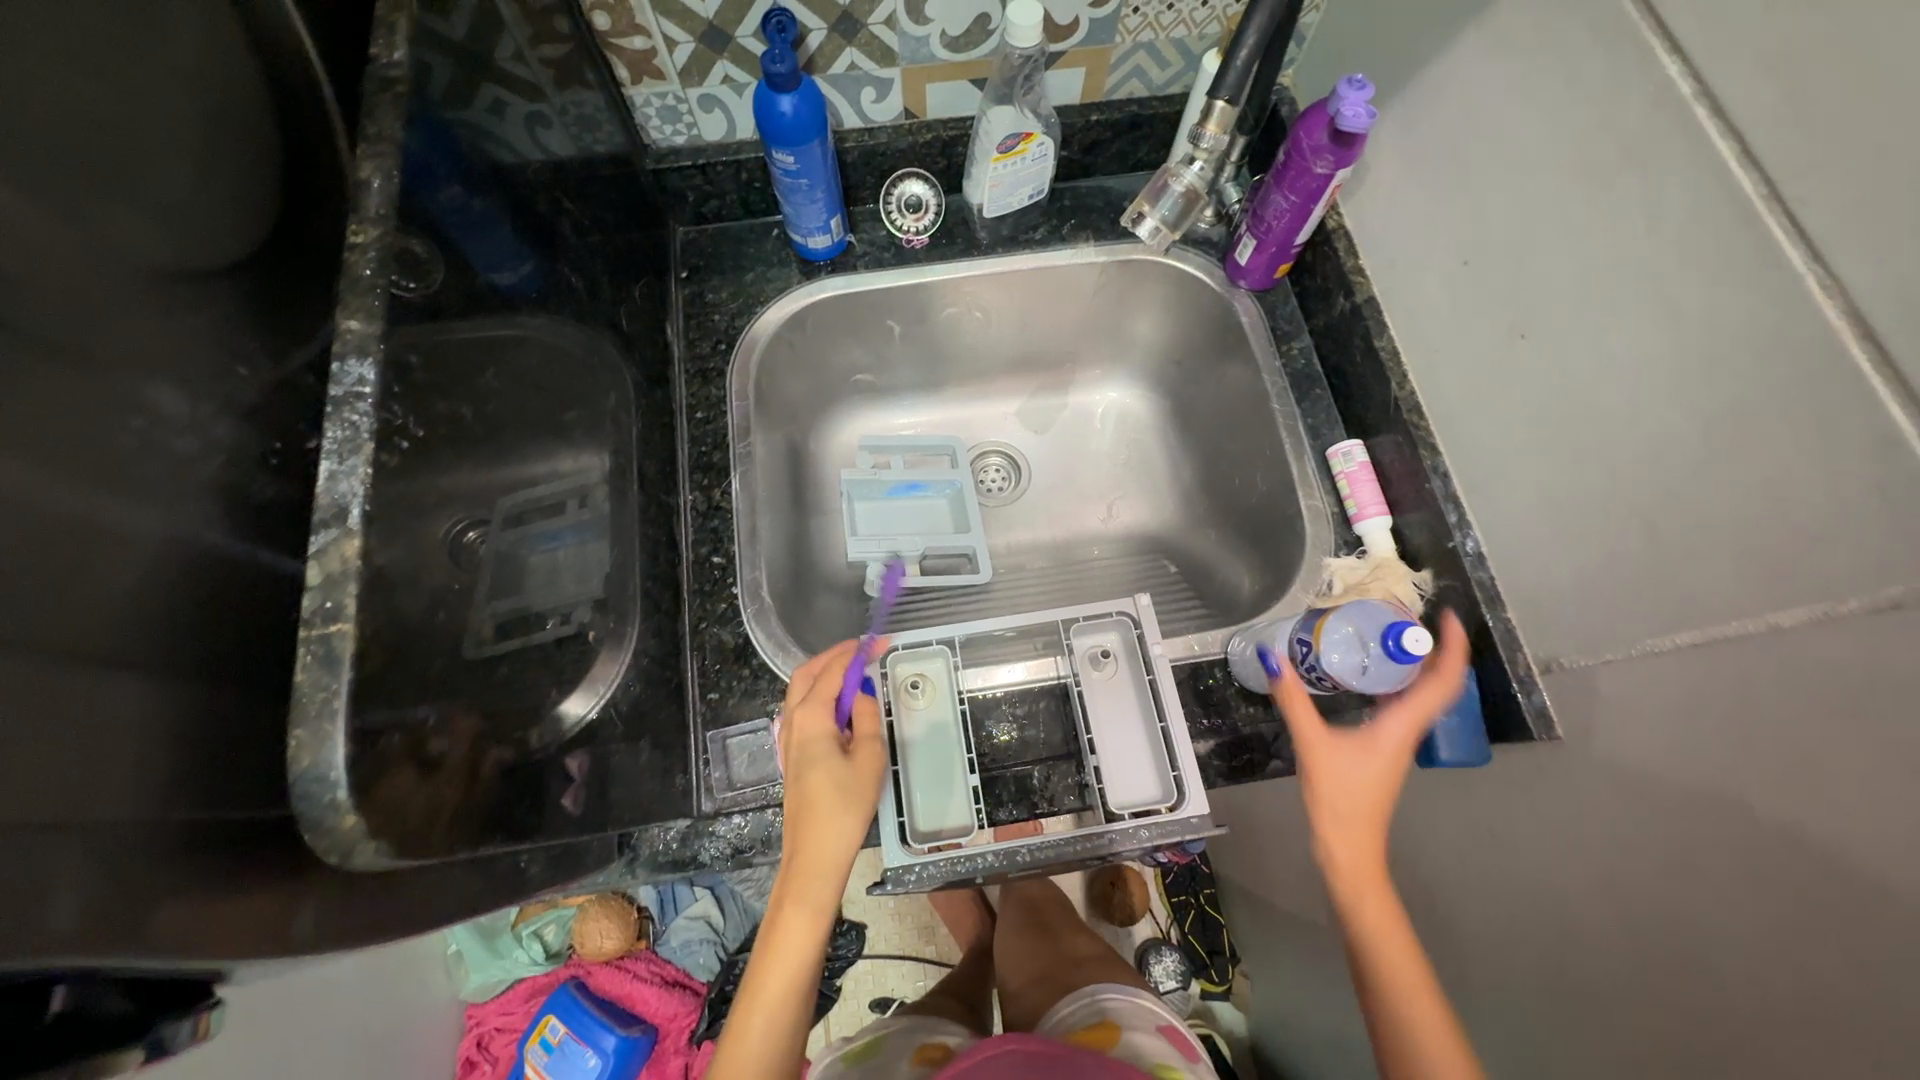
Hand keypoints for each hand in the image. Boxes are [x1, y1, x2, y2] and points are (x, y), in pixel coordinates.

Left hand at [775, 639, 887, 911]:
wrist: (815, 853)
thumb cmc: (846, 805)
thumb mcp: (869, 757)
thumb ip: (867, 716)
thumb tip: (862, 693)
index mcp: (811, 716)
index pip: (834, 671)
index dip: (857, 653)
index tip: (880, 642)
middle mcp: (792, 720)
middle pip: (808, 674)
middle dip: (835, 657)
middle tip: (864, 650)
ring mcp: (788, 738)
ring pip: (802, 692)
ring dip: (826, 675)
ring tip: (857, 672)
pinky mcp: (793, 753)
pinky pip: (804, 710)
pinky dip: (821, 695)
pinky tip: (843, 706)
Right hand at [1262, 611, 1469, 879]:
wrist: (1348, 846)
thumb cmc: (1339, 797)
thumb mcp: (1312, 743)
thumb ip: (1293, 700)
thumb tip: (1273, 657)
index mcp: (1403, 724)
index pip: (1443, 679)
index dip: (1451, 645)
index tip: (1445, 614)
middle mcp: (1409, 728)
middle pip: (1438, 683)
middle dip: (1433, 648)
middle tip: (1409, 615)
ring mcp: (1399, 740)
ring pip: (1421, 694)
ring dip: (1416, 665)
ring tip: (1390, 635)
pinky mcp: (1384, 747)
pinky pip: (1401, 705)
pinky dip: (1395, 683)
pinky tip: (1368, 674)